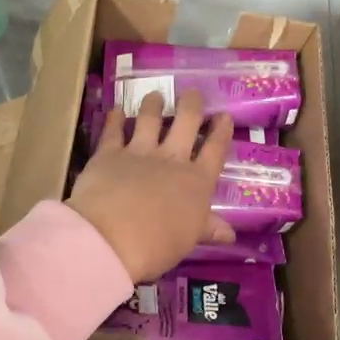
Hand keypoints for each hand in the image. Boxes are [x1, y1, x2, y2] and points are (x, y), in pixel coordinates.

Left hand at [68, 89, 235, 281]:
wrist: (112, 238)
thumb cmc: (158, 245)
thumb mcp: (189, 240)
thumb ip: (207, 229)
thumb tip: (230, 233)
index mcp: (197, 182)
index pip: (215, 150)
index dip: (221, 131)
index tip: (224, 115)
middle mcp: (172, 159)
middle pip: (186, 123)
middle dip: (192, 105)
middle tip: (193, 93)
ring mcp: (140, 152)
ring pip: (149, 118)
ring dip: (153, 104)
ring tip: (155, 95)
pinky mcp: (109, 153)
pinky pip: (113, 130)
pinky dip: (114, 118)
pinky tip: (115, 109)